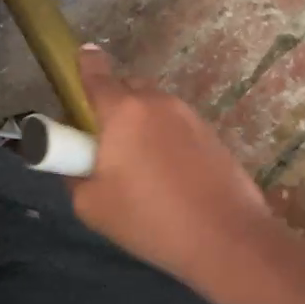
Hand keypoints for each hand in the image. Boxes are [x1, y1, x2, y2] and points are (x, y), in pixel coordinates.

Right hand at [69, 46, 274, 281]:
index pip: (95, 71)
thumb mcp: (91, 204)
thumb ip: (74, 176)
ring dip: (139, 121)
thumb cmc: (150, 218)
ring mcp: (190, 118)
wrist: (230, 242)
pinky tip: (166, 174)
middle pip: (126, 86)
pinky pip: (176, 125)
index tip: (78, 61)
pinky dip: (165, 138)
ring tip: (137, 161)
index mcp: (122, 111)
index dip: (84, 63)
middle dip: (111, 101)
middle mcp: (157, 103)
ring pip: (153, 106)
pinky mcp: (213, 137)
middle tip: (102, 135)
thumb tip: (77, 165)